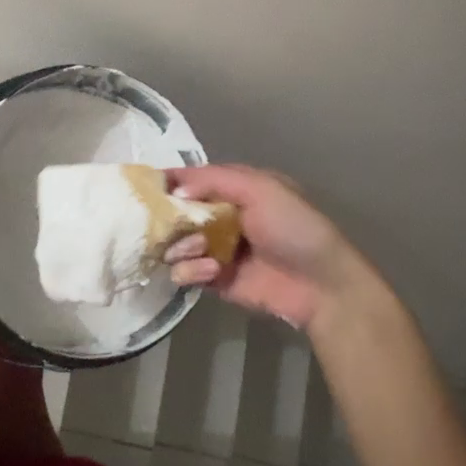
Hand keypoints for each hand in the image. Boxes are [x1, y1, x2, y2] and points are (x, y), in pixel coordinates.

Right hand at [162, 164, 377, 329]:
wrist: (321, 285)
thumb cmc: (295, 228)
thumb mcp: (260, 189)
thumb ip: (215, 180)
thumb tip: (173, 187)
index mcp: (237, 190)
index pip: (194, 181)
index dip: (170, 182)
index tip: (144, 187)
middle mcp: (223, 216)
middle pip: (178, 214)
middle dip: (170, 220)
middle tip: (165, 226)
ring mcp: (217, 249)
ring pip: (177, 244)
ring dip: (181, 247)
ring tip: (198, 250)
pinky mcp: (215, 280)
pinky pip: (187, 273)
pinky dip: (191, 271)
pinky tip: (210, 273)